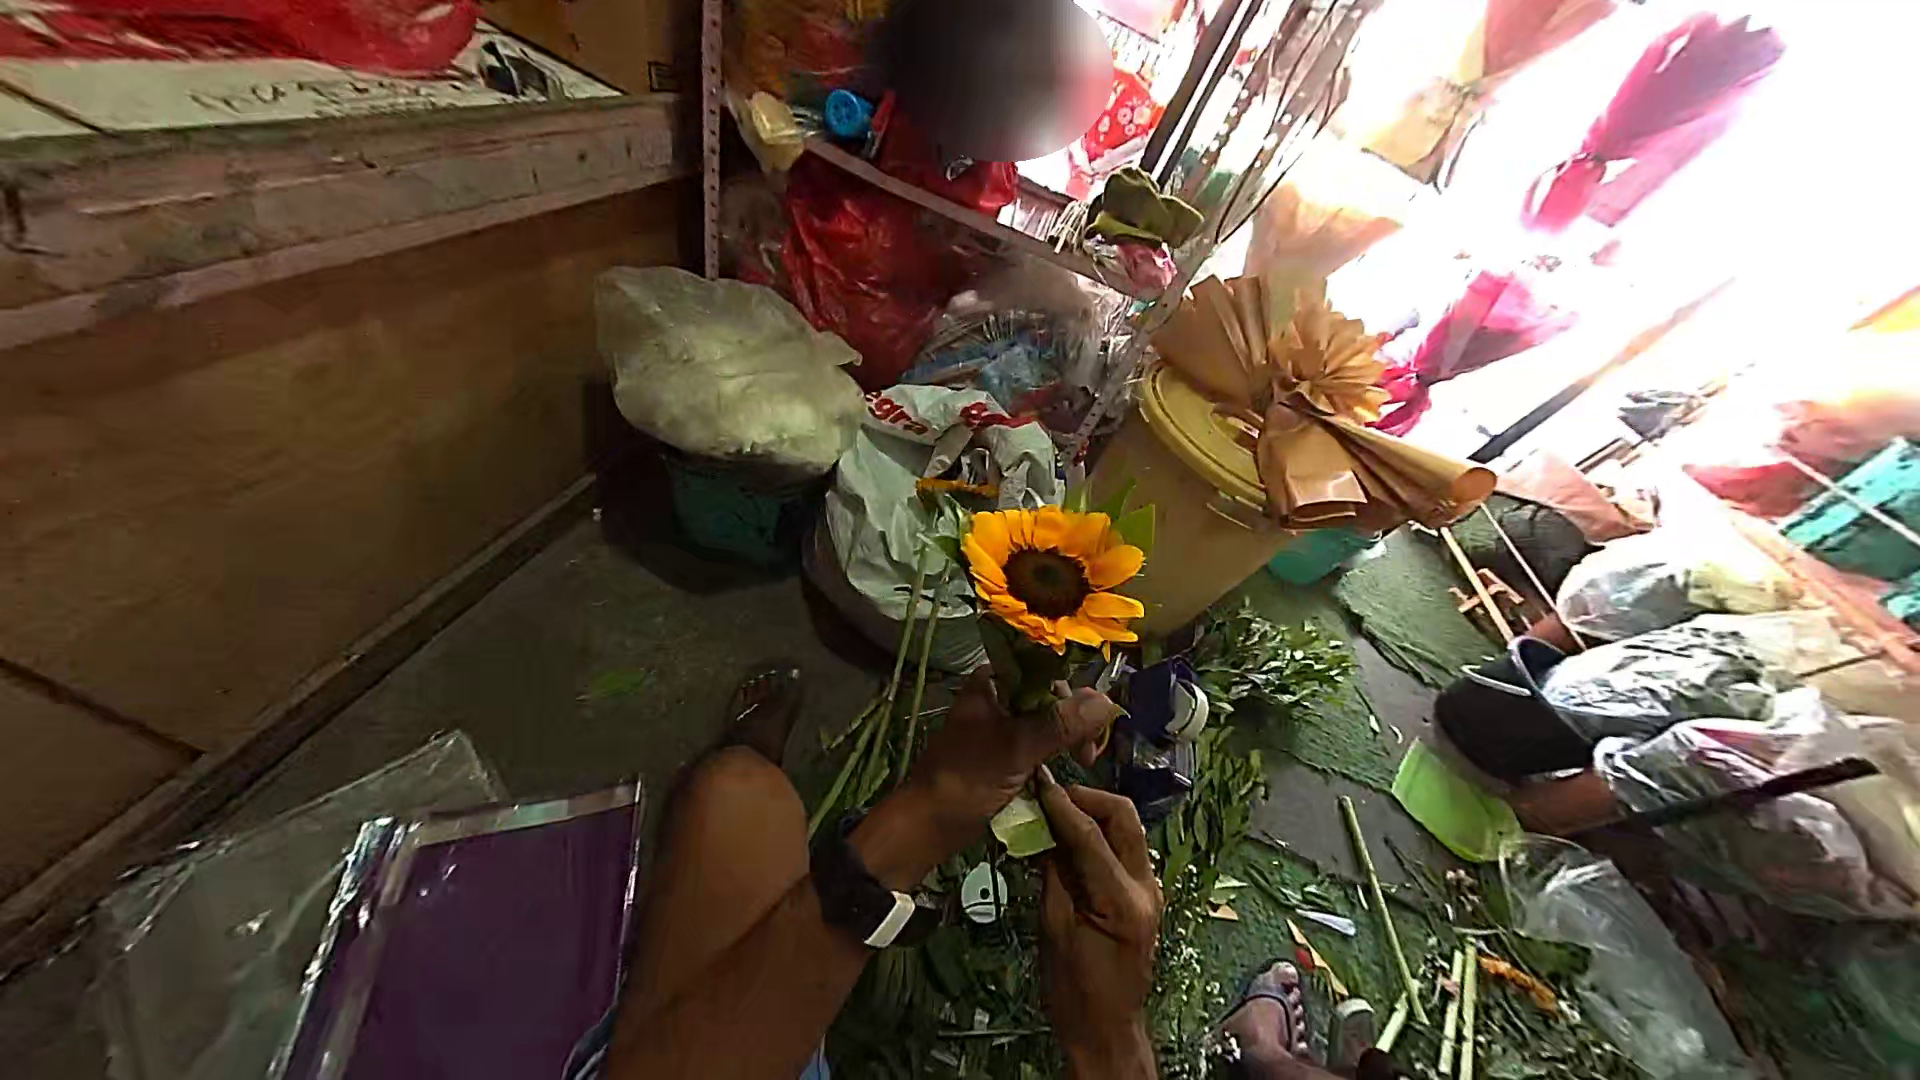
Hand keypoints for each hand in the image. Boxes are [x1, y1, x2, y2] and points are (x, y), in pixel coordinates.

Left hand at [909, 668, 1122, 830]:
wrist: (928, 823)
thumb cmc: (967, 778)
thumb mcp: (1017, 748)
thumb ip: (1061, 724)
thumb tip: (1107, 701)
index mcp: (993, 681)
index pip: (1045, 671)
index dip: (1074, 693)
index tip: (1093, 726)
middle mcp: (997, 695)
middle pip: (1048, 695)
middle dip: (1073, 721)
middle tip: (1087, 755)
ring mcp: (999, 723)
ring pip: (1044, 720)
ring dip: (1065, 738)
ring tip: (1080, 763)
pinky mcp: (1001, 749)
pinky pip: (1036, 741)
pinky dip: (1052, 752)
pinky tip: (1064, 766)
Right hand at [1035, 768, 1161, 1077]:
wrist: (1107, 1030)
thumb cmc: (1074, 988)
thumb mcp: (1053, 928)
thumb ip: (1052, 872)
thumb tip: (1040, 826)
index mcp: (1123, 902)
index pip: (1090, 835)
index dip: (1061, 804)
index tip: (1038, 782)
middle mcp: (1146, 887)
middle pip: (1124, 816)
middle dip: (1087, 797)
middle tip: (1052, 795)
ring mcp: (1150, 888)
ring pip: (1127, 825)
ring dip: (1093, 809)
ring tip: (1057, 808)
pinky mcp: (1143, 891)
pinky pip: (1122, 844)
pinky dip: (1097, 830)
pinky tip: (1069, 833)